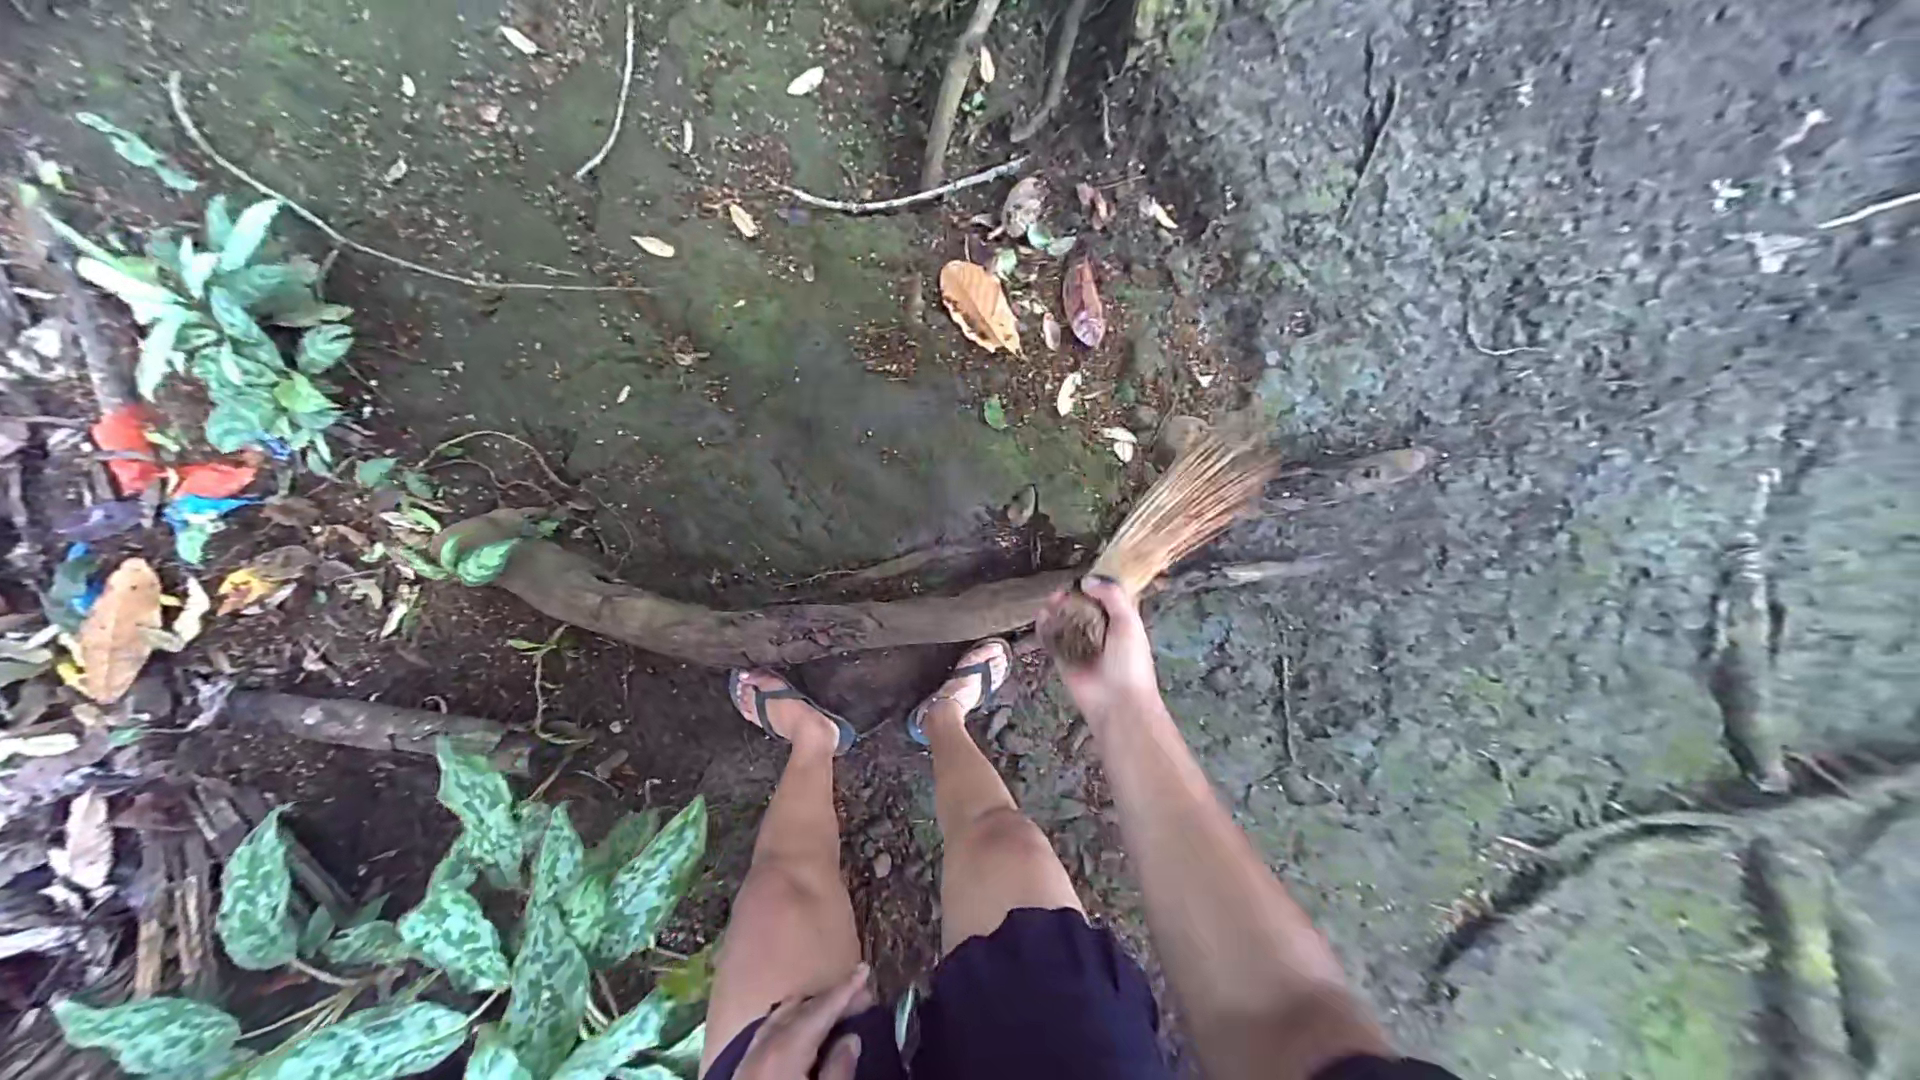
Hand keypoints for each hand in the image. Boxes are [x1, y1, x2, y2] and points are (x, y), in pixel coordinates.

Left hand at [734, 966, 871, 1079]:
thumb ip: (838, 1072)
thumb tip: (849, 1039)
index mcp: (786, 1049)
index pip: (822, 1009)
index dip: (846, 990)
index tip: (865, 971)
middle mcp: (764, 1045)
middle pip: (802, 1008)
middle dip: (831, 998)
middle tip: (860, 996)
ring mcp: (748, 1059)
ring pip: (782, 1017)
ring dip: (810, 1008)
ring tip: (834, 1009)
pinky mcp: (740, 1074)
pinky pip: (768, 1031)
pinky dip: (789, 1021)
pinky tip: (798, 1029)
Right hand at [1040, 576, 1162, 720]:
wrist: (1118, 702)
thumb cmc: (1130, 661)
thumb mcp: (1129, 622)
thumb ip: (1112, 596)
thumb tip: (1087, 580)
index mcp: (1121, 625)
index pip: (1105, 601)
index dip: (1094, 589)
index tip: (1083, 579)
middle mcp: (1100, 634)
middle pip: (1082, 610)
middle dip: (1072, 599)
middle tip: (1062, 590)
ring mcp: (1080, 647)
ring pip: (1064, 623)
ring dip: (1057, 610)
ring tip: (1051, 600)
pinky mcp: (1062, 660)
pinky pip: (1051, 640)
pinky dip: (1045, 627)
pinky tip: (1042, 615)